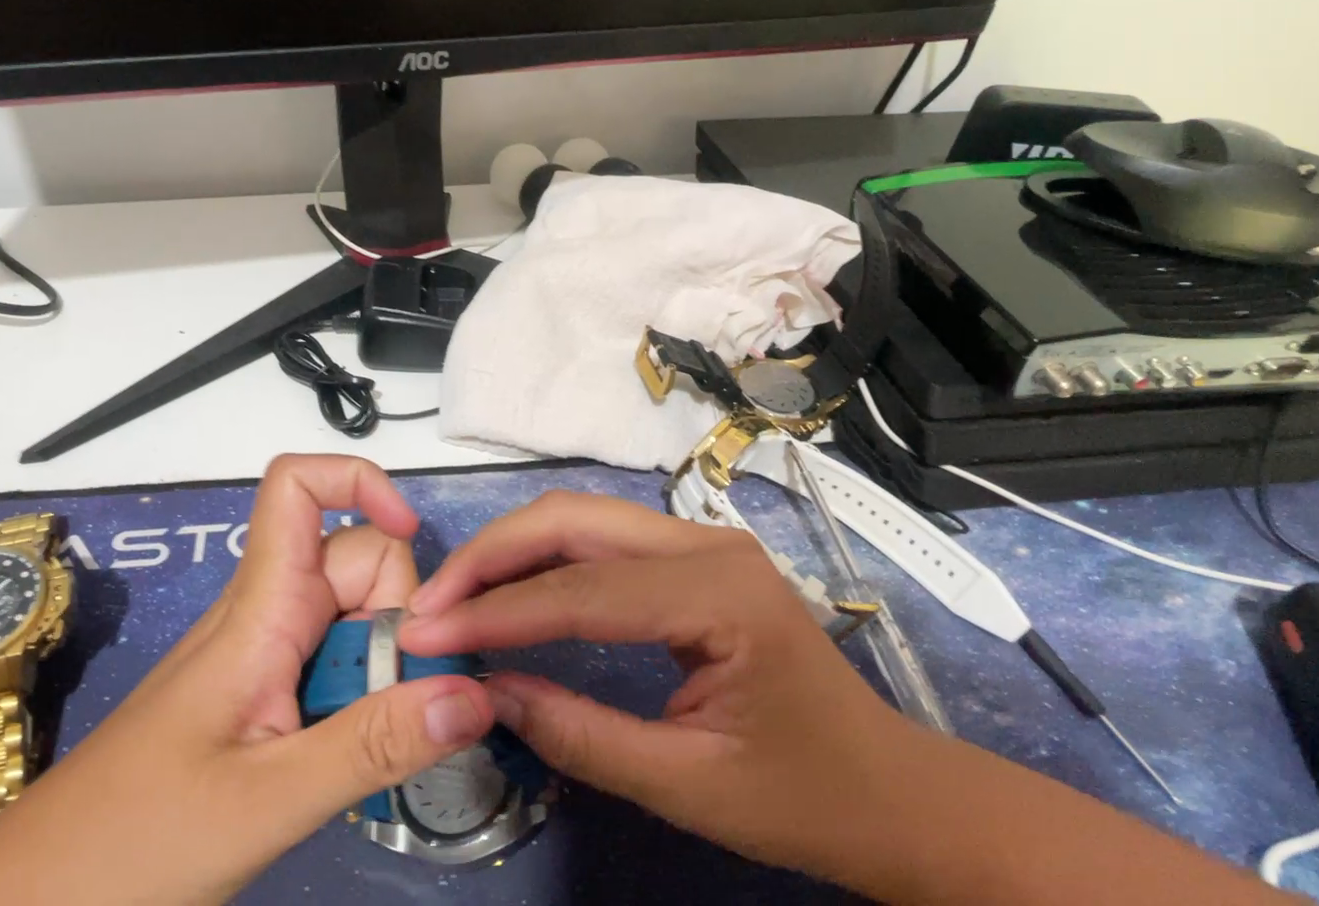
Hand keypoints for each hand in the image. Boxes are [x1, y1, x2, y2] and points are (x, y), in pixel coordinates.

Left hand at [0, 455, 494, 905]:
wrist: (43, 894)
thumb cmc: (135, 840)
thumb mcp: (267, 801)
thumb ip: (373, 745)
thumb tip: (472, 694)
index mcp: (257, 611)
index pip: (297, 489)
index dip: (359, 482)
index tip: (413, 540)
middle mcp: (264, 617)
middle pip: (357, 562)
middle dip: (401, 618)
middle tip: (402, 707)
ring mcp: (263, 658)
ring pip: (354, 620)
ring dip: (388, 670)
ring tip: (373, 749)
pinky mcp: (263, 699)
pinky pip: (335, 669)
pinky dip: (366, 700)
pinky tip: (355, 759)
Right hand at [401, 492, 1292, 905]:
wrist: (894, 792)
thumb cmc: (804, 796)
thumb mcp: (686, 785)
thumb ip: (579, 735)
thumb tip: (484, 692)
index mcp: (718, 594)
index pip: (579, 589)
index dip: (493, 612)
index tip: (424, 634)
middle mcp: (707, 545)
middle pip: (571, 521)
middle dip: (490, 558)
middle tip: (429, 606)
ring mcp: (701, 544)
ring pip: (580, 521)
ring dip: (510, 554)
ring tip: (454, 601)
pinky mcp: (692, 560)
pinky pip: (599, 545)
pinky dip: (543, 565)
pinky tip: (508, 596)